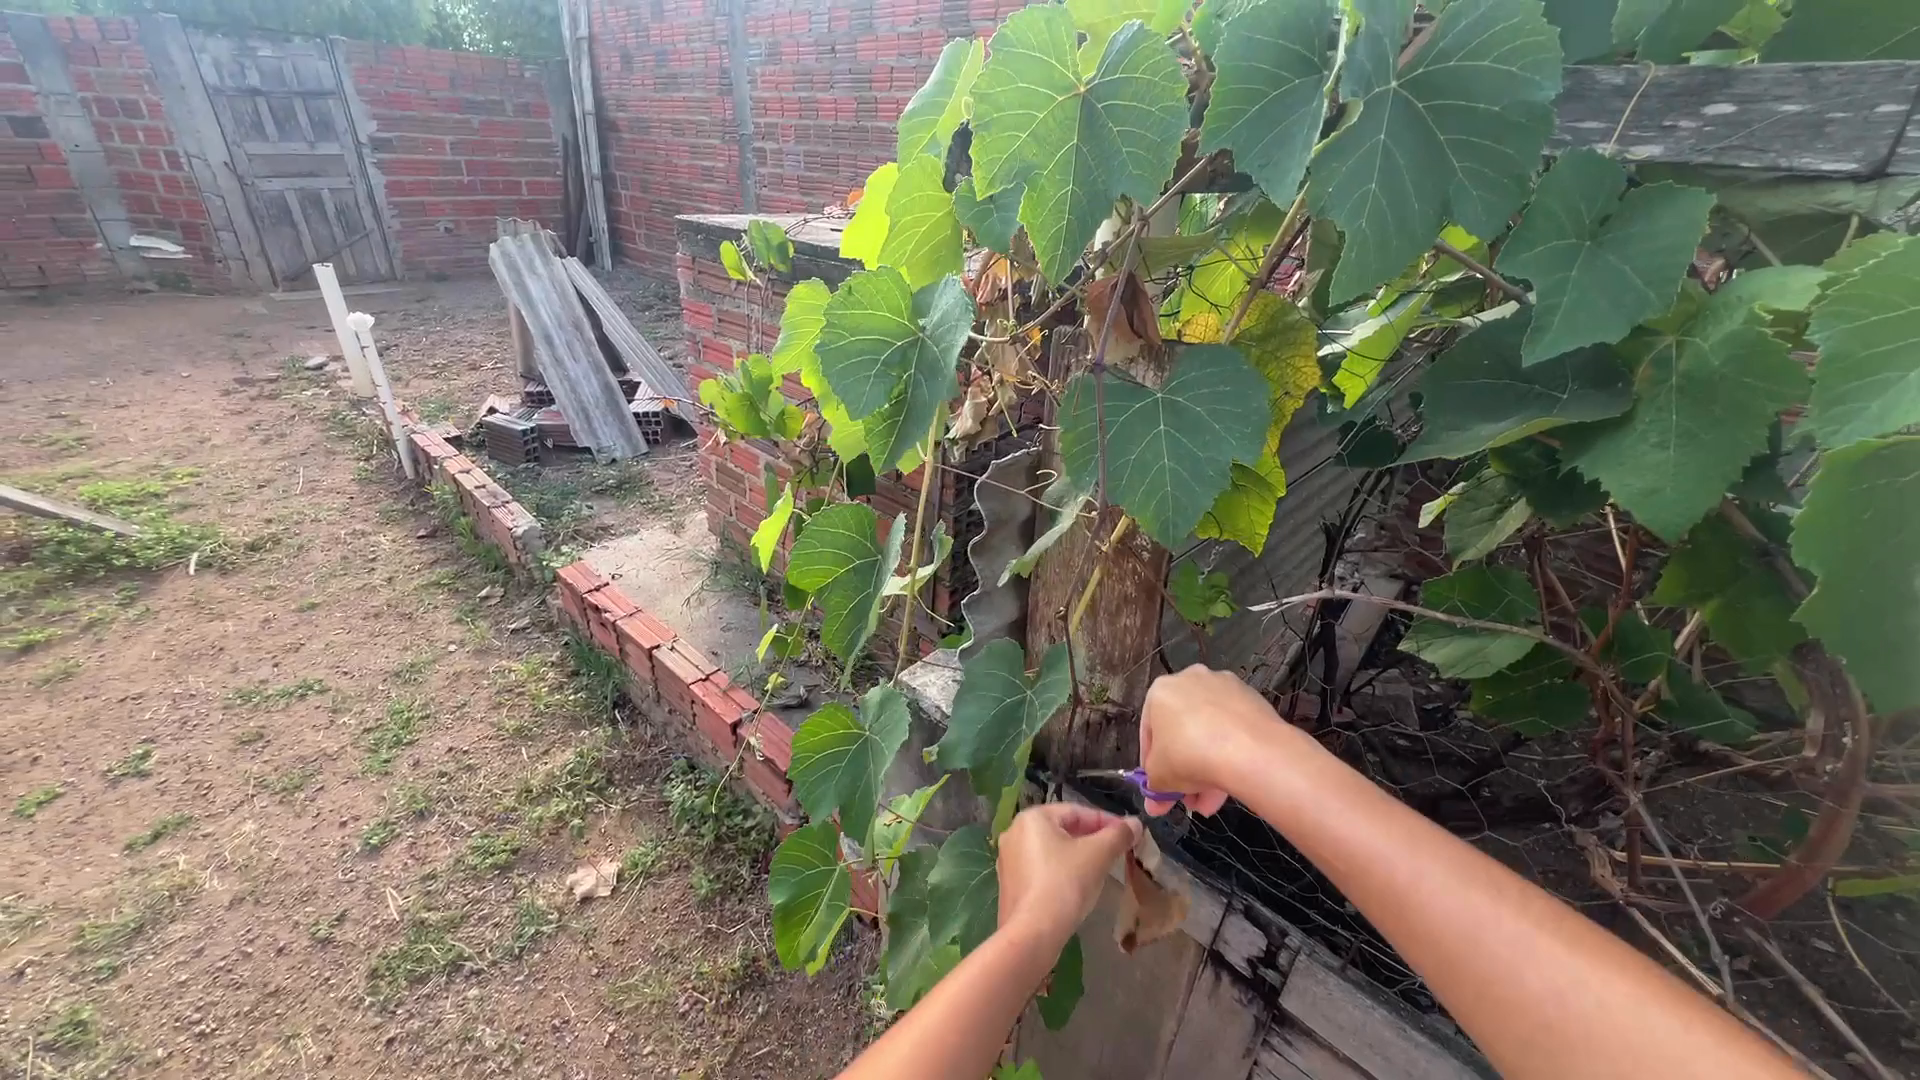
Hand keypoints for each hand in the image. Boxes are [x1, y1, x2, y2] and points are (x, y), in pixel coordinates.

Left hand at [996, 803, 1140, 943]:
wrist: (1033, 933)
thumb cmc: (1065, 883)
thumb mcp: (1098, 855)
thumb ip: (1118, 835)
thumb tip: (1135, 823)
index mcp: (1033, 817)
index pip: (1076, 811)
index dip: (1106, 821)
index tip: (1127, 835)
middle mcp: (1015, 832)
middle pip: (1063, 829)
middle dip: (1092, 839)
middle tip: (1116, 852)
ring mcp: (1009, 859)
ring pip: (1052, 850)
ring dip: (1078, 856)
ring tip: (1101, 869)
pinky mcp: (1010, 884)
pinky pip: (1041, 869)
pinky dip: (1061, 872)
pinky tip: (1077, 888)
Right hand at [1140, 664, 1282, 816]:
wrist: (1249, 750)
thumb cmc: (1190, 756)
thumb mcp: (1160, 777)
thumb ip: (1153, 787)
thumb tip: (1154, 805)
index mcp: (1161, 691)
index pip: (1150, 731)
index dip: (1152, 763)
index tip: (1160, 786)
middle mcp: (1190, 680)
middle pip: (1182, 732)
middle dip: (1184, 770)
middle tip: (1188, 799)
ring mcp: (1224, 688)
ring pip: (1209, 732)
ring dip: (1207, 767)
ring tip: (1211, 803)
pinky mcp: (1251, 699)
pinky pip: (1232, 729)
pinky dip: (1229, 753)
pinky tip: (1230, 784)